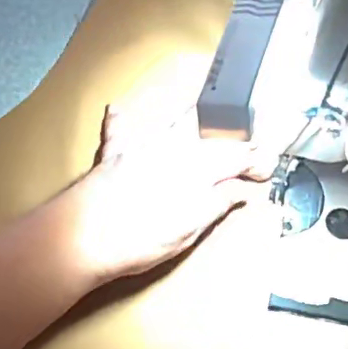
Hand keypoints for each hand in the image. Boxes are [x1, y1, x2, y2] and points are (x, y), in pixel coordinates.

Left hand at [45, 103, 268, 283]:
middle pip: (209, 133)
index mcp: (196, 170)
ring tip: (204, 110)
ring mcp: (141, 150)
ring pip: (171, 123)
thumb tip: (238, 192)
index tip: (264, 169)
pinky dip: (122, 120)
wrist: (83, 235)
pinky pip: (118, 130)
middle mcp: (171, 151)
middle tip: (243, 140)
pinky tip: (119, 108)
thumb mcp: (186, 232)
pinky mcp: (113, 155)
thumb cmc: (137, 240)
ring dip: (191, 118)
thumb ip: (215, 206)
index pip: (235, 158)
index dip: (255, 161)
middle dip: (230, 134)